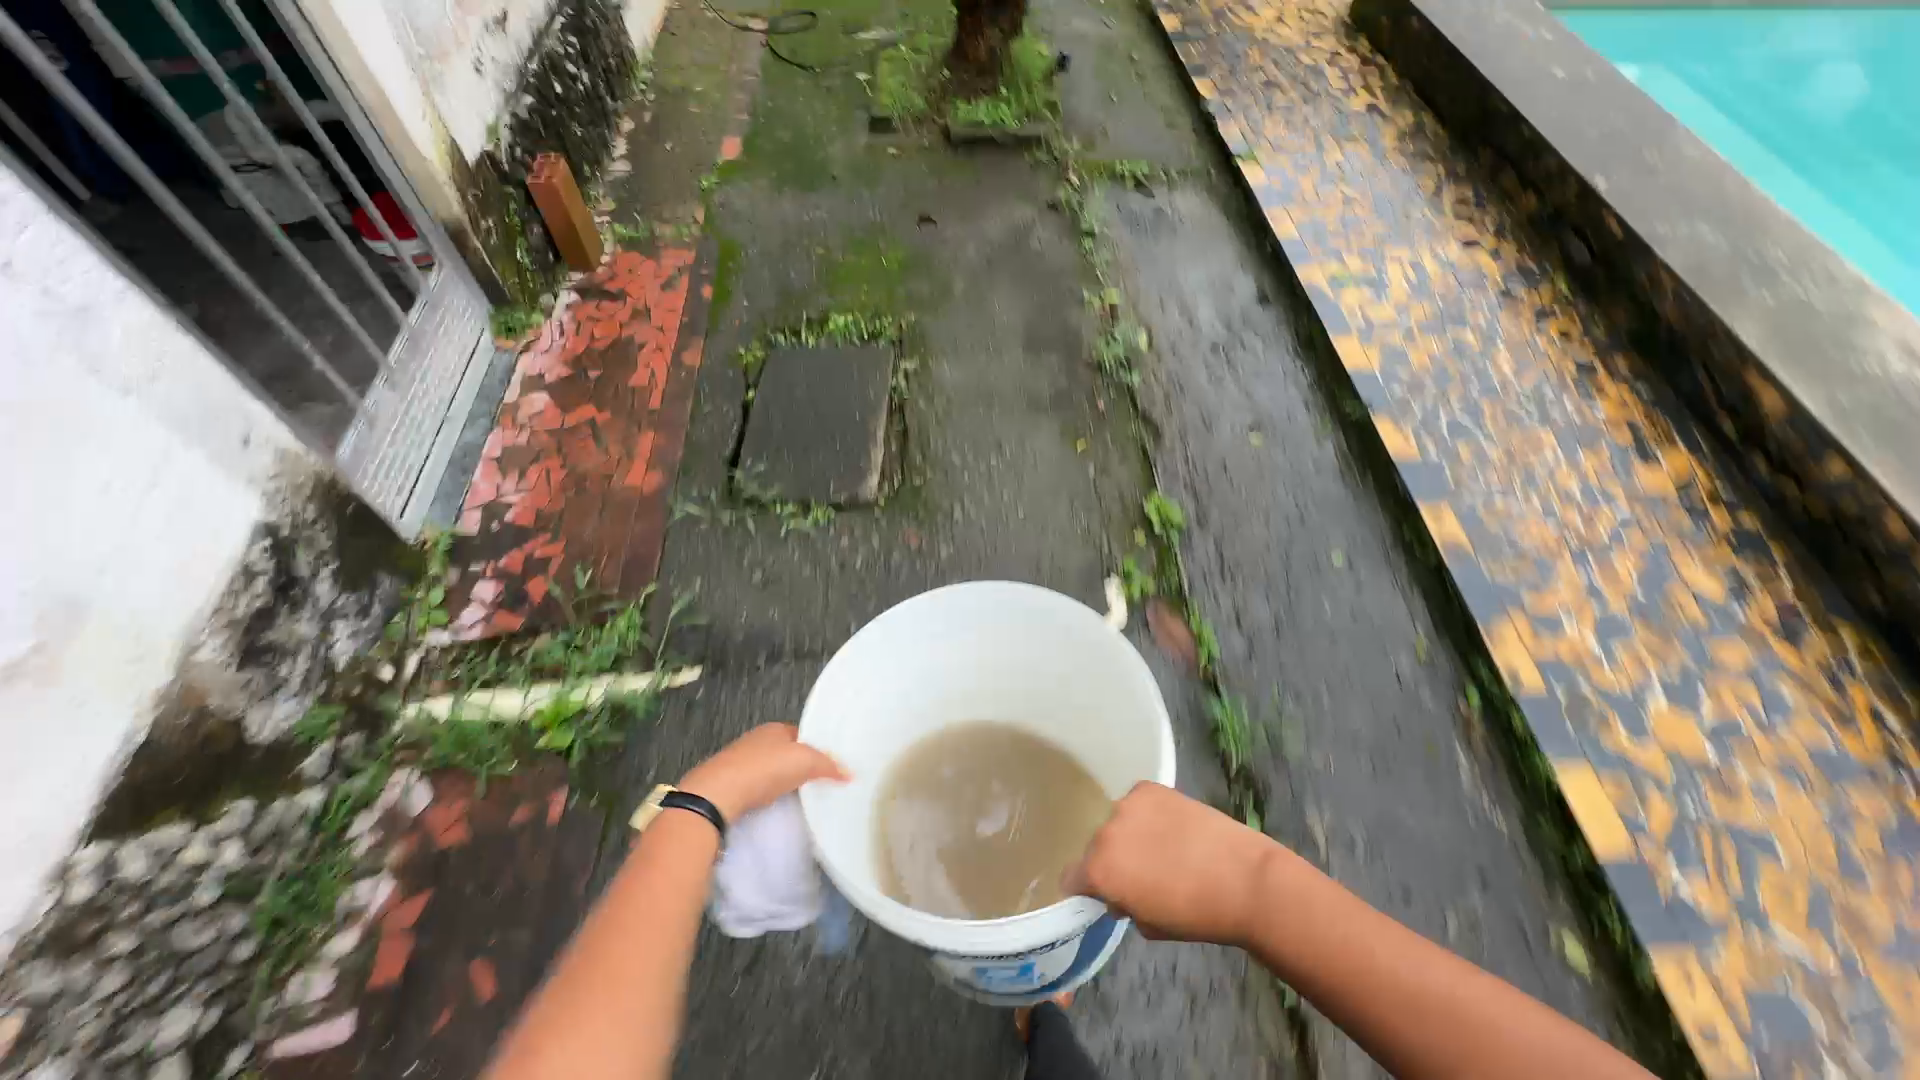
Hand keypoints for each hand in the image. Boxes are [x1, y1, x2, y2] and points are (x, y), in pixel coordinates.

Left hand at [677, 723, 847, 821]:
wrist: (718, 795)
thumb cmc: (764, 769)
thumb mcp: (806, 761)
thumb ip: (829, 765)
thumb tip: (849, 773)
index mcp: (774, 728)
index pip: (803, 734)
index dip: (818, 747)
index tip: (831, 765)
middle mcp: (756, 740)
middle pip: (786, 752)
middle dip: (801, 766)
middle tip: (821, 783)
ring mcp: (740, 762)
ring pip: (770, 771)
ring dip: (783, 782)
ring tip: (802, 797)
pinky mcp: (730, 785)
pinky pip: (757, 788)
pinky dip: (768, 795)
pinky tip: (775, 805)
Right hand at [1063, 782, 1281, 946]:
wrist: (1244, 880)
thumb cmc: (1197, 914)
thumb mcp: (1149, 925)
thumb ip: (1123, 905)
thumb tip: (1122, 893)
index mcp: (1099, 872)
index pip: (1071, 878)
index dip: (1086, 889)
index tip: (1105, 894)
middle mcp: (1104, 834)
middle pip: (1094, 847)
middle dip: (1111, 860)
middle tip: (1140, 873)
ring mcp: (1127, 806)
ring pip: (1116, 823)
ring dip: (1128, 835)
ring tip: (1160, 847)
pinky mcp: (1150, 788)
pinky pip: (1136, 803)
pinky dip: (1147, 814)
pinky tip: (1171, 827)